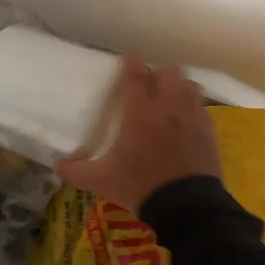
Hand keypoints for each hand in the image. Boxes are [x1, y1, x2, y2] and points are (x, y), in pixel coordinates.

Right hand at [53, 54, 222, 210]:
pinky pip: (203, 106)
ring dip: (179, 87)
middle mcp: (167, 109)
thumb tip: (55, 164)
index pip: (136, 76)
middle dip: (159, 74)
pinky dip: (193, 106)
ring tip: (170, 98)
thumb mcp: (101, 181)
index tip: (130, 56)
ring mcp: (192, 118)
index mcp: (139, 114)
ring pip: (190, 85)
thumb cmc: (141, 186)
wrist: (187, 208)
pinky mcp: (209, 132)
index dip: (132, 62)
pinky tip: (186, 118)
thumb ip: (75, 171)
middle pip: (170, 72)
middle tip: (149, 85)